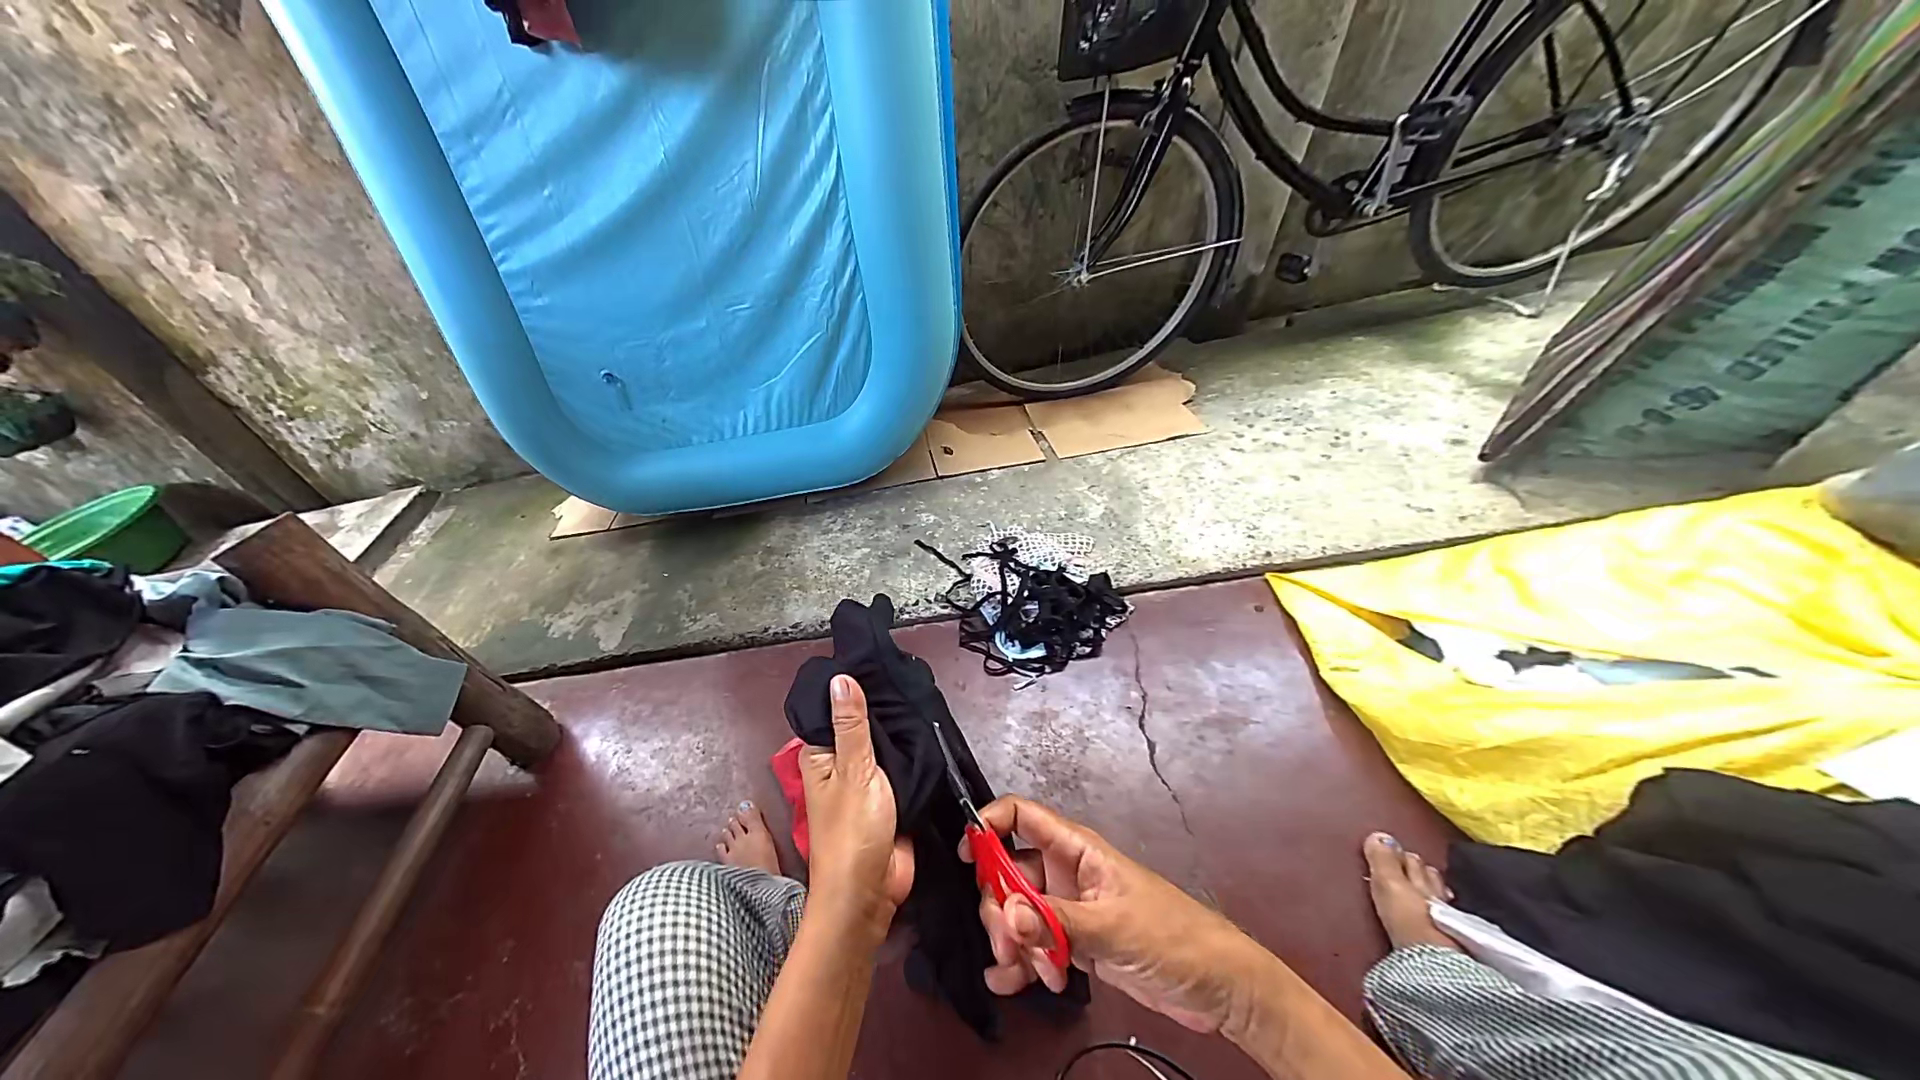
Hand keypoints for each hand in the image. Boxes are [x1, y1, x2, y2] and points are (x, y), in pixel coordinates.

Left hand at [799, 675, 913, 938]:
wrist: (871, 891)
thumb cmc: (852, 832)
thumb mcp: (853, 769)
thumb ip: (851, 724)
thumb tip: (839, 679)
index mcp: (819, 755)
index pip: (832, 711)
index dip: (851, 688)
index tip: (875, 661)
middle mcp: (840, 764)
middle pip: (861, 727)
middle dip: (882, 709)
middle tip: (907, 676)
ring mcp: (866, 781)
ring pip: (884, 746)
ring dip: (899, 733)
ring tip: (921, 698)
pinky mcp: (891, 797)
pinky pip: (902, 768)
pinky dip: (912, 755)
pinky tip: (928, 733)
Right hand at [964, 795, 1265, 1034]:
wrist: (1216, 985)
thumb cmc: (1173, 936)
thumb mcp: (1114, 926)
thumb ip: (1058, 922)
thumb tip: (1008, 915)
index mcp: (1077, 849)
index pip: (1022, 816)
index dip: (990, 823)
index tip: (968, 853)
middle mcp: (1065, 872)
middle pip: (1009, 871)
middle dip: (1001, 906)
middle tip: (1010, 944)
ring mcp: (1068, 907)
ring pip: (1017, 911)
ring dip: (1014, 942)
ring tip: (1031, 973)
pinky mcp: (1073, 941)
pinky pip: (1033, 944)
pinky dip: (1020, 962)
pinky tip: (1012, 983)